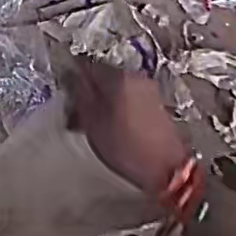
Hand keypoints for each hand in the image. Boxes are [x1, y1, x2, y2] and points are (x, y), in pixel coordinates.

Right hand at [57, 53, 190, 193]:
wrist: (169, 171)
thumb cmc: (126, 146)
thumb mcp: (92, 121)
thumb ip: (80, 93)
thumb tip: (74, 76)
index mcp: (118, 77)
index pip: (87, 64)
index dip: (73, 77)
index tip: (66, 92)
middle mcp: (137, 78)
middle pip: (104, 76)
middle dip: (89, 91)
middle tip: (77, 112)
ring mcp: (150, 91)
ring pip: (117, 89)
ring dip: (103, 101)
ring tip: (94, 123)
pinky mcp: (159, 106)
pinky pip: (130, 99)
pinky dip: (118, 108)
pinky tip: (113, 127)